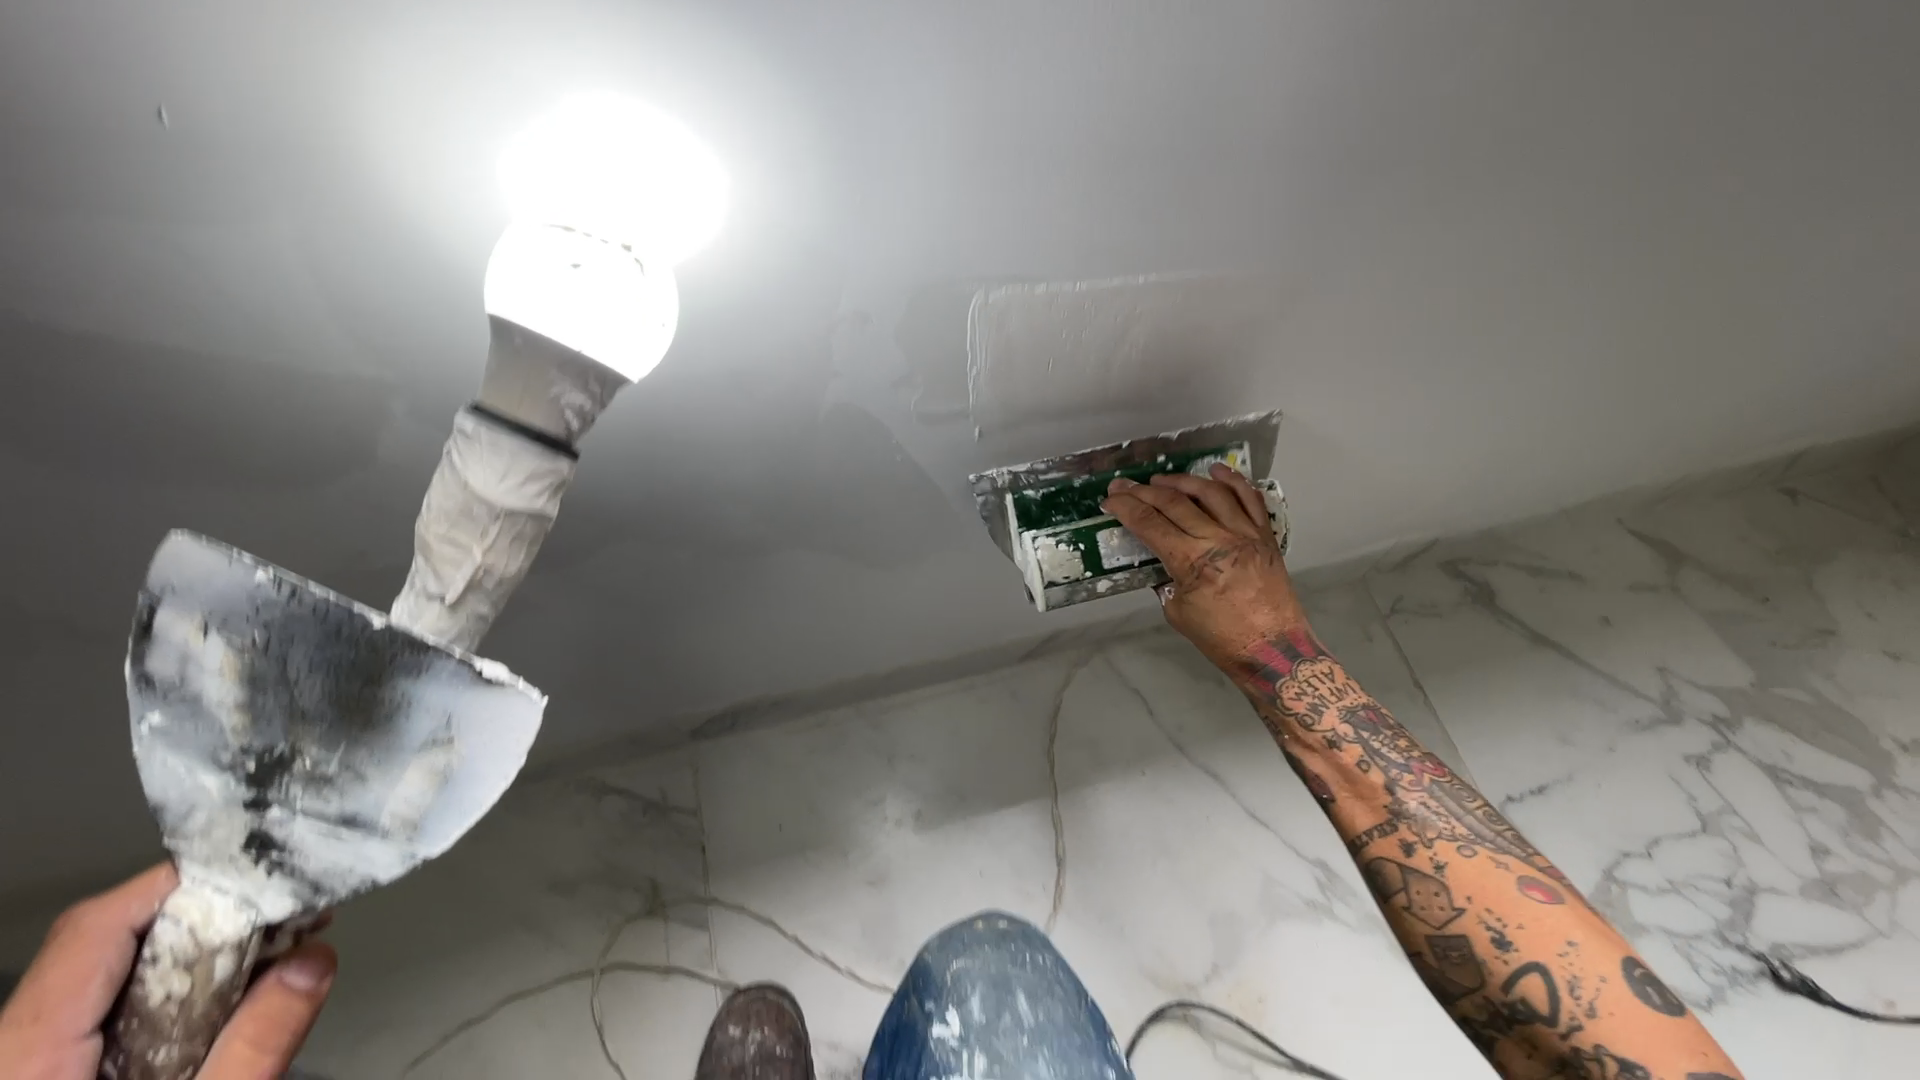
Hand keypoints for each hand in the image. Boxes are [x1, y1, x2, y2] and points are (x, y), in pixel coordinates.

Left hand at [0, 862, 336, 1079]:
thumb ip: (253, 1048)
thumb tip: (317, 958)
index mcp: (23, 1058)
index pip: (93, 929)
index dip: (176, 884)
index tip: (262, 869)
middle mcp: (10, 1051)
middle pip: (107, 945)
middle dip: (207, 918)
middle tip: (293, 913)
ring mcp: (25, 1064)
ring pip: (113, 977)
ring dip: (201, 954)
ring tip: (280, 949)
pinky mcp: (51, 1074)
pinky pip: (112, 1013)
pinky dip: (180, 993)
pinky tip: (234, 998)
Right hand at [1101, 463, 1310, 670]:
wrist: (1273, 649)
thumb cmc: (1222, 639)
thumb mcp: (1177, 613)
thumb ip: (1167, 582)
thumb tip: (1160, 563)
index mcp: (1191, 561)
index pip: (1149, 523)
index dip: (1125, 508)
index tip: (1110, 500)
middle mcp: (1217, 539)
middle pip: (1173, 502)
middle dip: (1142, 491)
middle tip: (1124, 485)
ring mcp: (1245, 533)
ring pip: (1210, 492)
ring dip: (1181, 480)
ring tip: (1161, 480)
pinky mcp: (1265, 536)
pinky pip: (1249, 499)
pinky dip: (1232, 481)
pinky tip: (1216, 470)